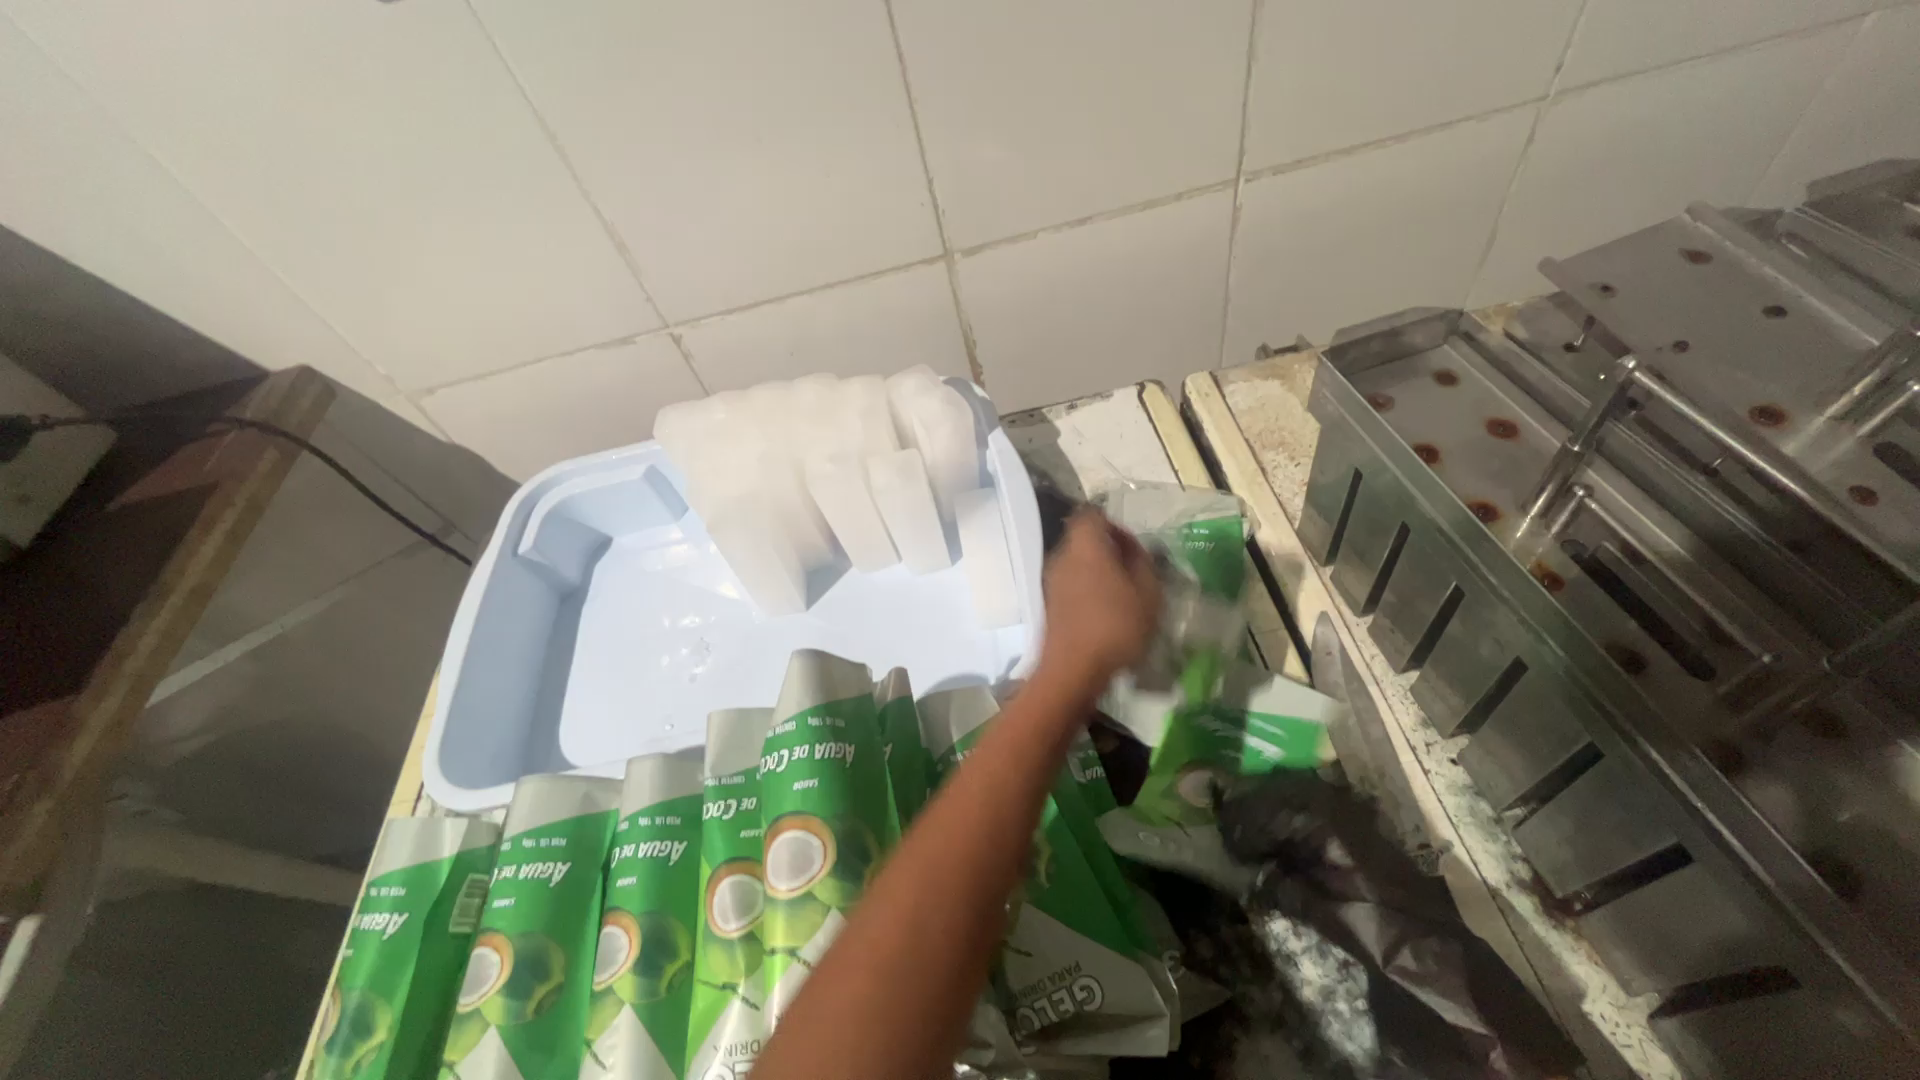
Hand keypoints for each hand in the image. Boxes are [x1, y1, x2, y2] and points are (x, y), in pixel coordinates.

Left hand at [1037, 508, 1161, 693]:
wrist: (1072, 669)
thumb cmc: (1115, 626)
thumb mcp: (1148, 594)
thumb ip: (1143, 563)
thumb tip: (1134, 551)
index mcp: (1085, 546)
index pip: (1093, 515)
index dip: (1115, 525)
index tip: (1133, 548)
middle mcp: (1062, 556)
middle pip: (1084, 538)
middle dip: (1109, 549)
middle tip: (1133, 572)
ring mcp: (1050, 580)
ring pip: (1077, 562)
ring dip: (1099, 571)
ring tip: (1123, 595)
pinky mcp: (1048, 602)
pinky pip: (1071, 583)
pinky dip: (1087, 589)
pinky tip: (1105, 612)